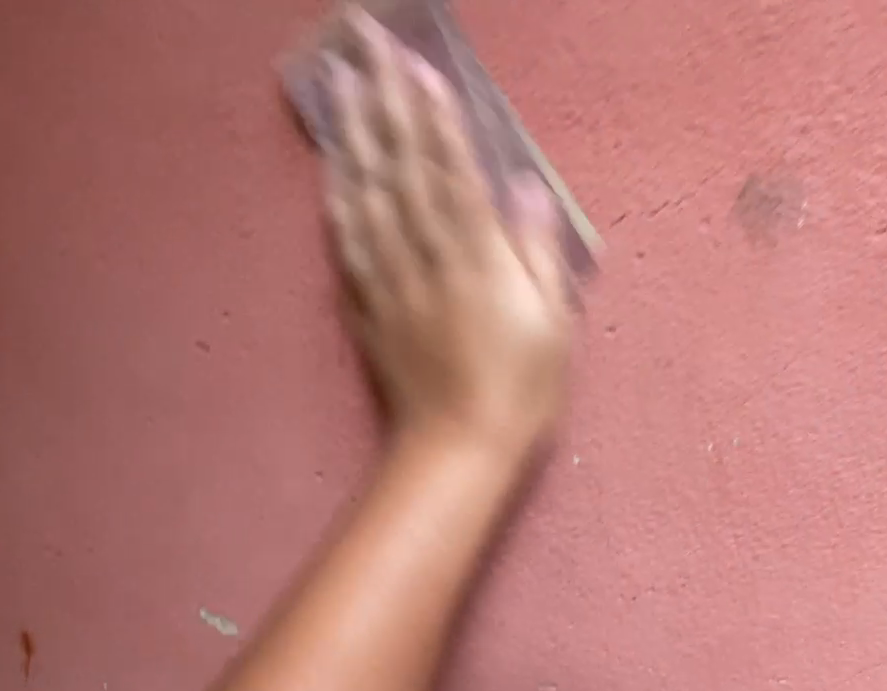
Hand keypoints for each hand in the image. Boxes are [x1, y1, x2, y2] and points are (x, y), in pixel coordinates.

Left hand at [322, 11, 571, 457]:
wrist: (459, 450)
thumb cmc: (521, 393)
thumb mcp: (553, 327)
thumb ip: (536, 254)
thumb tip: (524, 190)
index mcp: (477, 261)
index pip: (451, 171)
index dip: (435, 116)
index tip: (417, 66)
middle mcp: (427, 259)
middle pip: (402, 169)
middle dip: (385, 102)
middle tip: (366, 44)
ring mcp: (391, 283)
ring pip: (366, 197)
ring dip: (353, 137)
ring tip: (339, 86)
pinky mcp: (368, 311)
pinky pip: (348, 245)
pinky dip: (339, 201)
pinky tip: (333, 172)